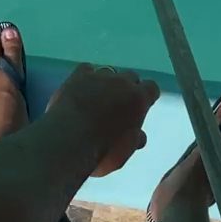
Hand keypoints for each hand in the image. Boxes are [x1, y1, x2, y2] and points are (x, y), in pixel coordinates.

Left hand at [45, 64, 159, 177]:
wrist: (68, 141)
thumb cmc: (101, 152)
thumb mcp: (124, 151)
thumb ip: (134, 139)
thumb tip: (140, 135)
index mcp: (138, 99)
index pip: (151, 88)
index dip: (146, 96)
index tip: (140, 106)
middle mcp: (122, 82)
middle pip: (131, 76)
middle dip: (127, 88)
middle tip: (118, 105)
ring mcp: (100, 76)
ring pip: (109, 72)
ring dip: (106, 83)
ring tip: (97, 99)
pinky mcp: (78, 75)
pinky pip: (87, 69)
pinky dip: (86, 77)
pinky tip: (81, 88)